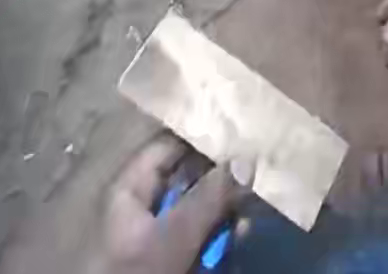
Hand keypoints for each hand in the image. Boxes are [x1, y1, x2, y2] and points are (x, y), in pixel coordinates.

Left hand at [90, 132, 249, 273]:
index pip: (171, 143)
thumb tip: (247, 156)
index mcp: (130, 188)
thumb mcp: (172, 240)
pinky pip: (198, 240)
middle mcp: (142, 205)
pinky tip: (240, 236)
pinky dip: (219, 237)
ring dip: (225, 209)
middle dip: (222, 176)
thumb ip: (208, 197)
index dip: (204, 133)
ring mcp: (154, 238)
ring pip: (198, 209)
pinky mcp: (169, 263)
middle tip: (256, 174)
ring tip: (251, 213)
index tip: (244, 128)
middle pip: (188, 176)